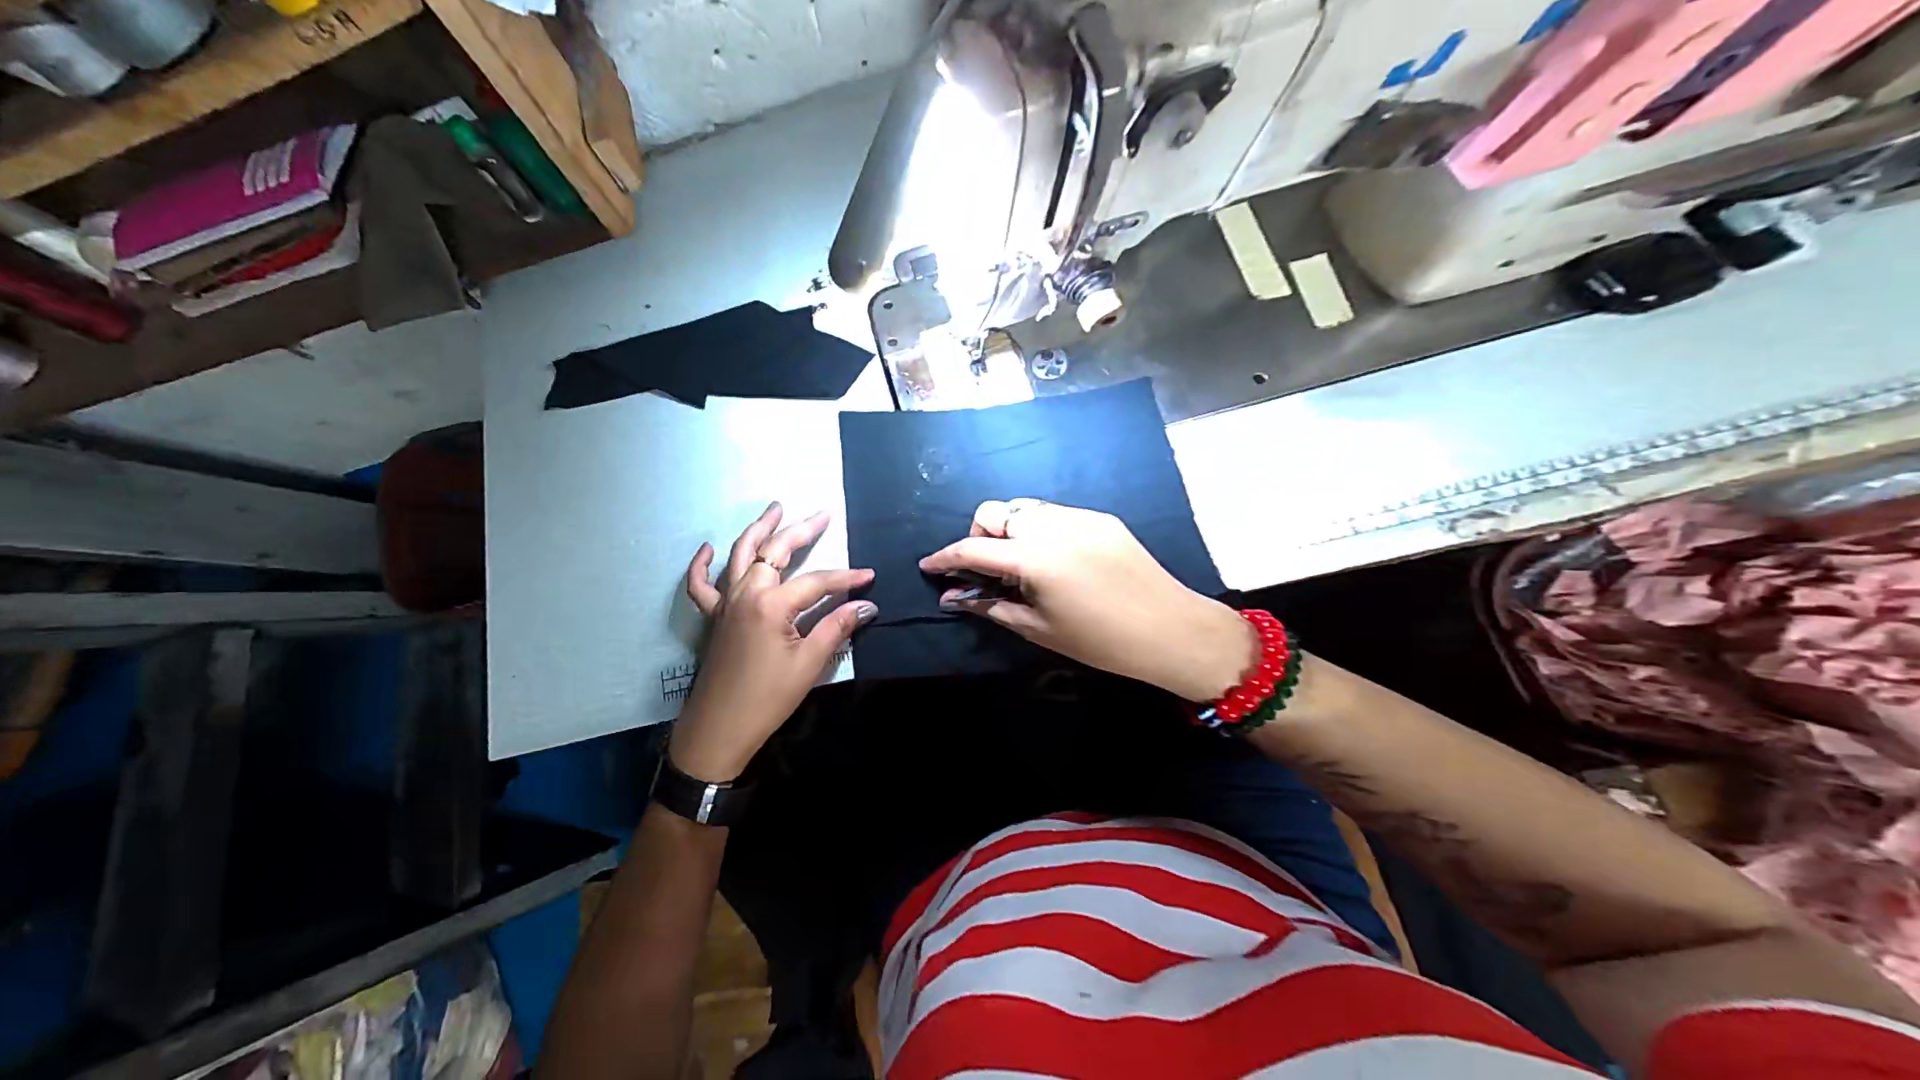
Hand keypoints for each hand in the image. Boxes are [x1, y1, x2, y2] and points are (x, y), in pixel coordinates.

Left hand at [672, 502, 876, 782]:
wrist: (720, 727)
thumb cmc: (769, 698)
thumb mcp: (810, 663)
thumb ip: (837, 627)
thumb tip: (867, 605)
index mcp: (771, 604)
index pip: (816, 581)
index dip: (845, 578)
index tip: (869, 577)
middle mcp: (745, 593)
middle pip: (774, 552)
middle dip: (801, 531)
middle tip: (822, 515)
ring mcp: (726, 602)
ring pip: (740, 555)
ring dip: (759, 529)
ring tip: (775, 509)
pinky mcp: (714, 616)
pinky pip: (701, 585)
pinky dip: (702, 564)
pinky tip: (709, 548)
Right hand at [919, 499, 1253, 701]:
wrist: (1169, 629)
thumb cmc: (1099, 641)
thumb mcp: (1037, 629)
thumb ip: (989, 605)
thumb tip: (952, 597)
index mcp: (1035, 559)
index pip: (973, 548)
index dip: (946, 558)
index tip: (930, 567)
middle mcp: (1052, 527)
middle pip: (994, 512)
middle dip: (979, 536)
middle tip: (986, 569)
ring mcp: (1079, 518)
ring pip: (1025, 507)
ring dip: (1009, 529)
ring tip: (1020, 564)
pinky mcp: (1100, 518)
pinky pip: (1055, 513)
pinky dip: (1039, 529)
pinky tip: (1053, 558)